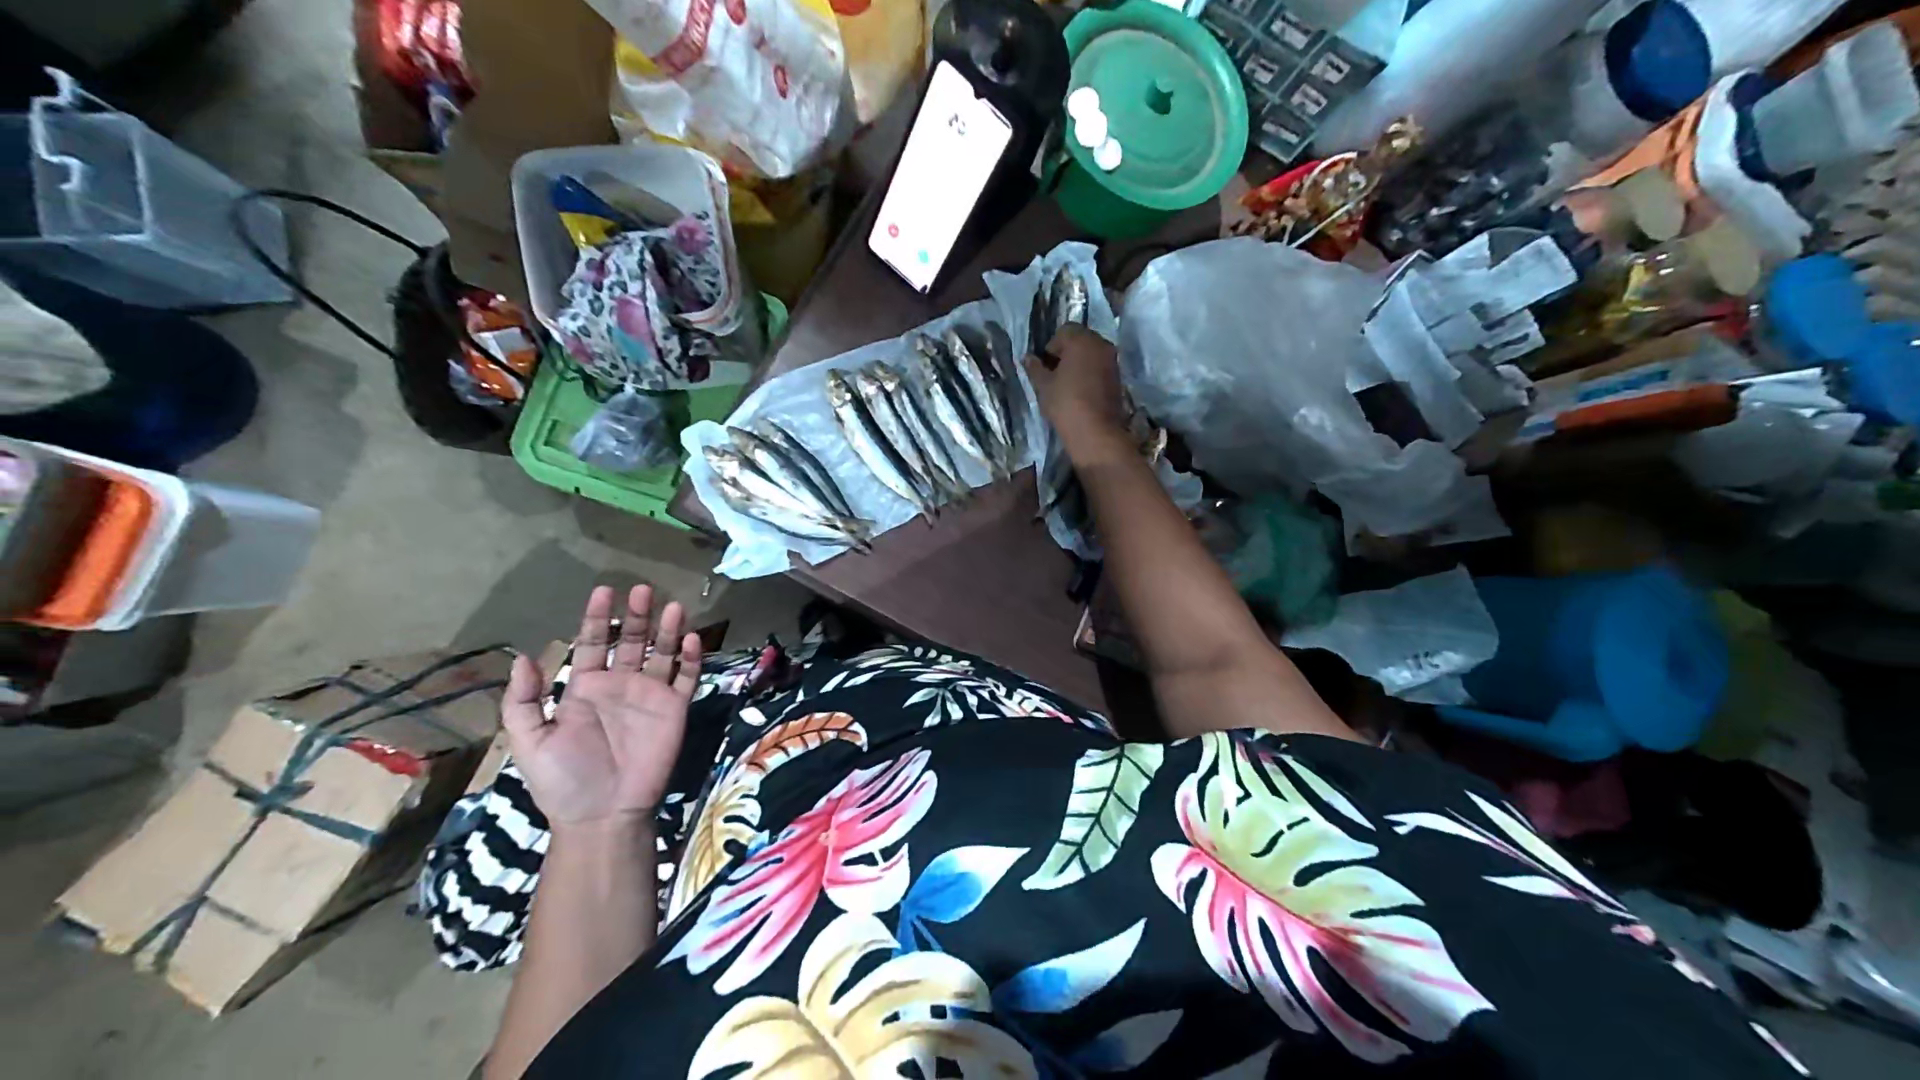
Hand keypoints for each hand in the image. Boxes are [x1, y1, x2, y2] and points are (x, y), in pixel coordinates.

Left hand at [500, 585, 702, 827]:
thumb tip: (524, 657)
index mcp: (585, 688)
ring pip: (663, 653)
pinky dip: (692, 659)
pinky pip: (686, 679)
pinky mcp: (674, 710)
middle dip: (637, 615)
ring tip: (673, 607)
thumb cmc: (563, 781)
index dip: (597, 617)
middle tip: (642, 589)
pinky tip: (693, 639)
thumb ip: (524, 700)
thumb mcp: (530, 742)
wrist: (601, 816)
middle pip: (631, 641)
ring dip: (668, 630)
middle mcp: (620, 685)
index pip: (593, 642)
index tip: (604, 590)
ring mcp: (650, 696)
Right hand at [1025, 324, 1126, 453]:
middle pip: (1080, 339)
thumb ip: (1035, 368)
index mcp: (1081, 340)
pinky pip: (1100, 366)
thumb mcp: (1044, 386)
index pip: (1064, 331)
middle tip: (1054, 373)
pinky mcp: (1118, 376)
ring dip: (1079, 362)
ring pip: (1091, 353)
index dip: (1051, 346)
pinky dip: (1090, 372)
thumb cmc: (1065, 403)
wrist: (1095, 431)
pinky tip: (1080, 390)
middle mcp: (1101, 344)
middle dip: (1066, 352)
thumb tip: (1027, 358)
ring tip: (1066, 383)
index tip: (1045, 365)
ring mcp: (1112, 360)